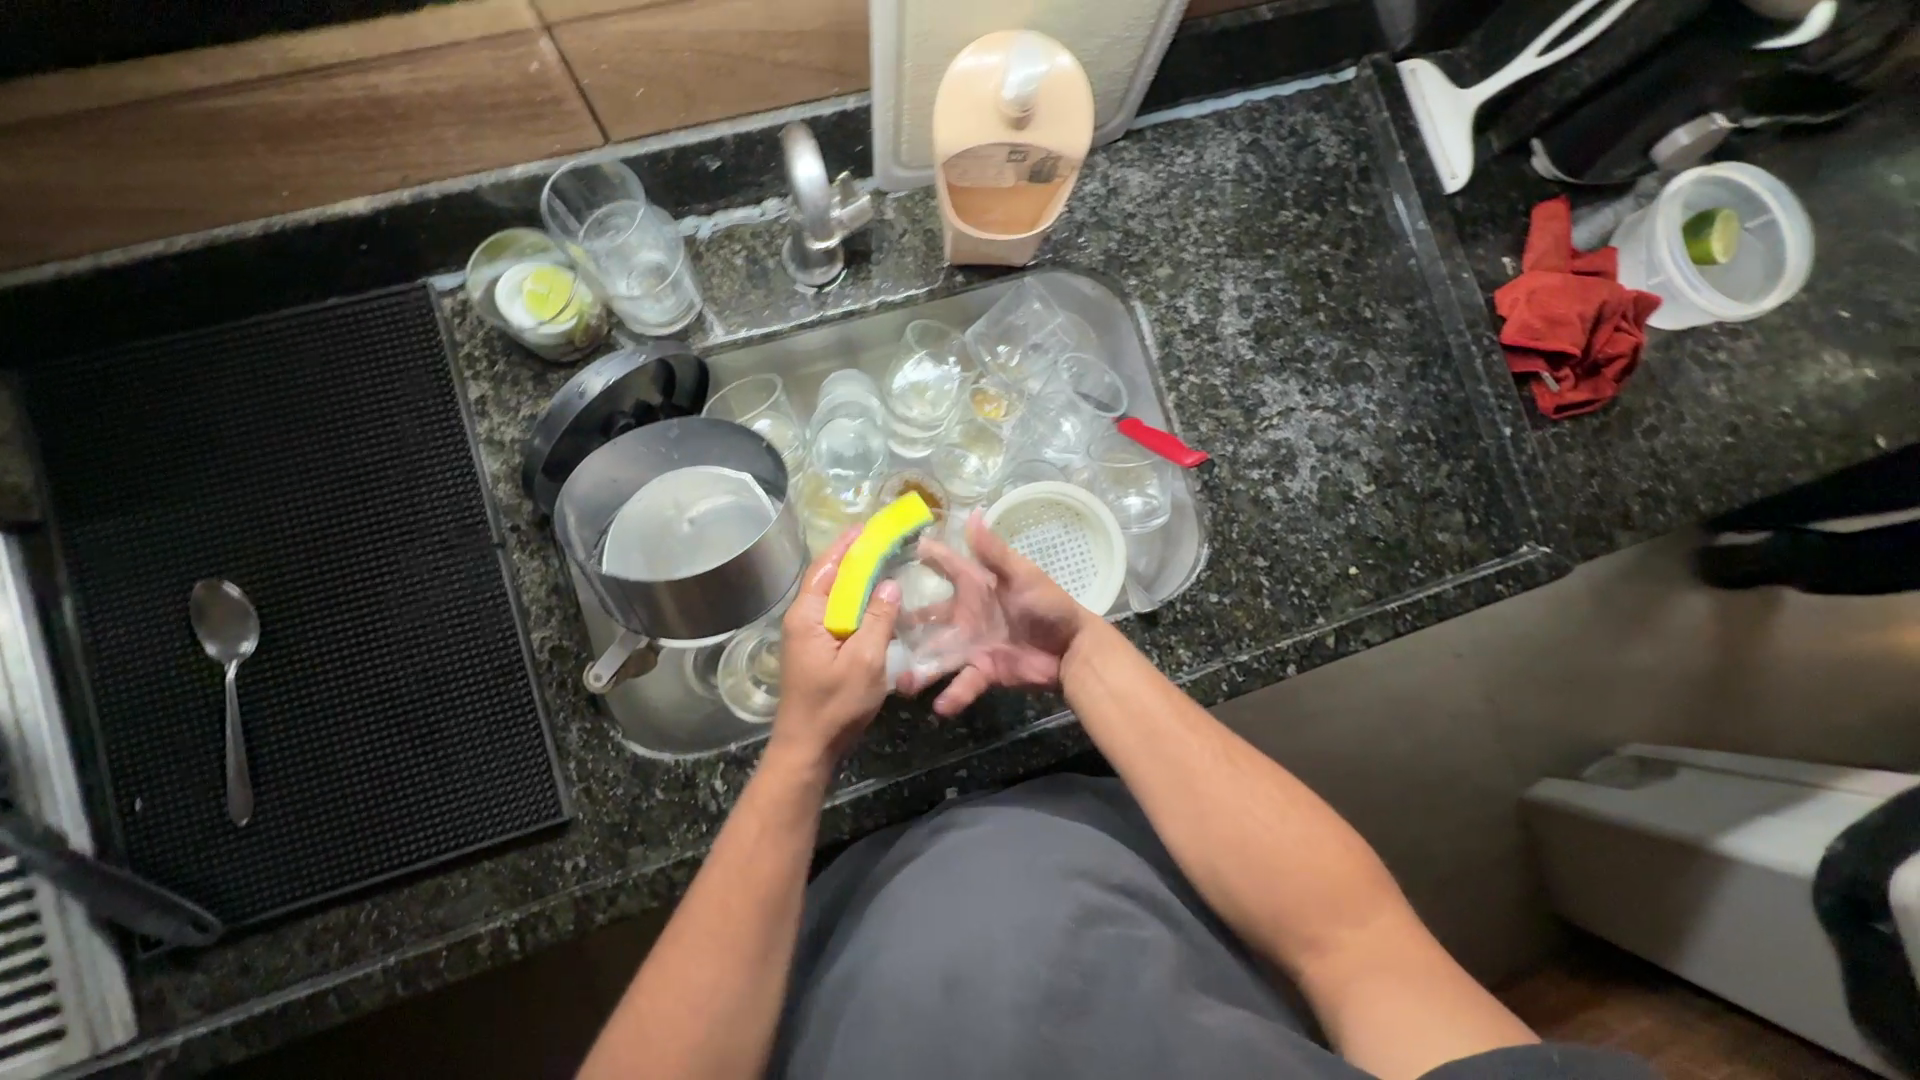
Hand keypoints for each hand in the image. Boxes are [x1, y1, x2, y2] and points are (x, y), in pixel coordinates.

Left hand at [771, 529, 901, 768]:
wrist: (808, 747)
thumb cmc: (835, 705)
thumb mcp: (865, 662)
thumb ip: (878, 620)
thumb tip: (890, 584)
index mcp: (807, 615)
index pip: (828, 567)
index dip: (849, 544)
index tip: (871, 526)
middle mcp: (802, 618)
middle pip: (829, 577)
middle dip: (855, 556)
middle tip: (884, 539)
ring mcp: (807, 634)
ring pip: (834, 595)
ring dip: (856, 577)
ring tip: (884, 561)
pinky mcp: (817, 649)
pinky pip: (837, 613)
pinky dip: (856, 600)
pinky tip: (876, 600)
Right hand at [901, 512, 1096, 716]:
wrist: (1074, 651)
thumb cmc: (1049, 607)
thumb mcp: (1023, 576)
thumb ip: (994, 552)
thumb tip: (974, 514)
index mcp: (977, 586)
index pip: (945, 566)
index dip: (924, 557)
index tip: (891, 551)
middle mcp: (967, 615)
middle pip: (929, 618)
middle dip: (904, 623)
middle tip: (875, 627)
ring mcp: (972, 645)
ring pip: (937, 655)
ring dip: (919, 669)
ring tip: (899, 682)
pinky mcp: (983, 671)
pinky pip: (963, 683)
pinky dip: (953, 695)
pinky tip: (940, 707)